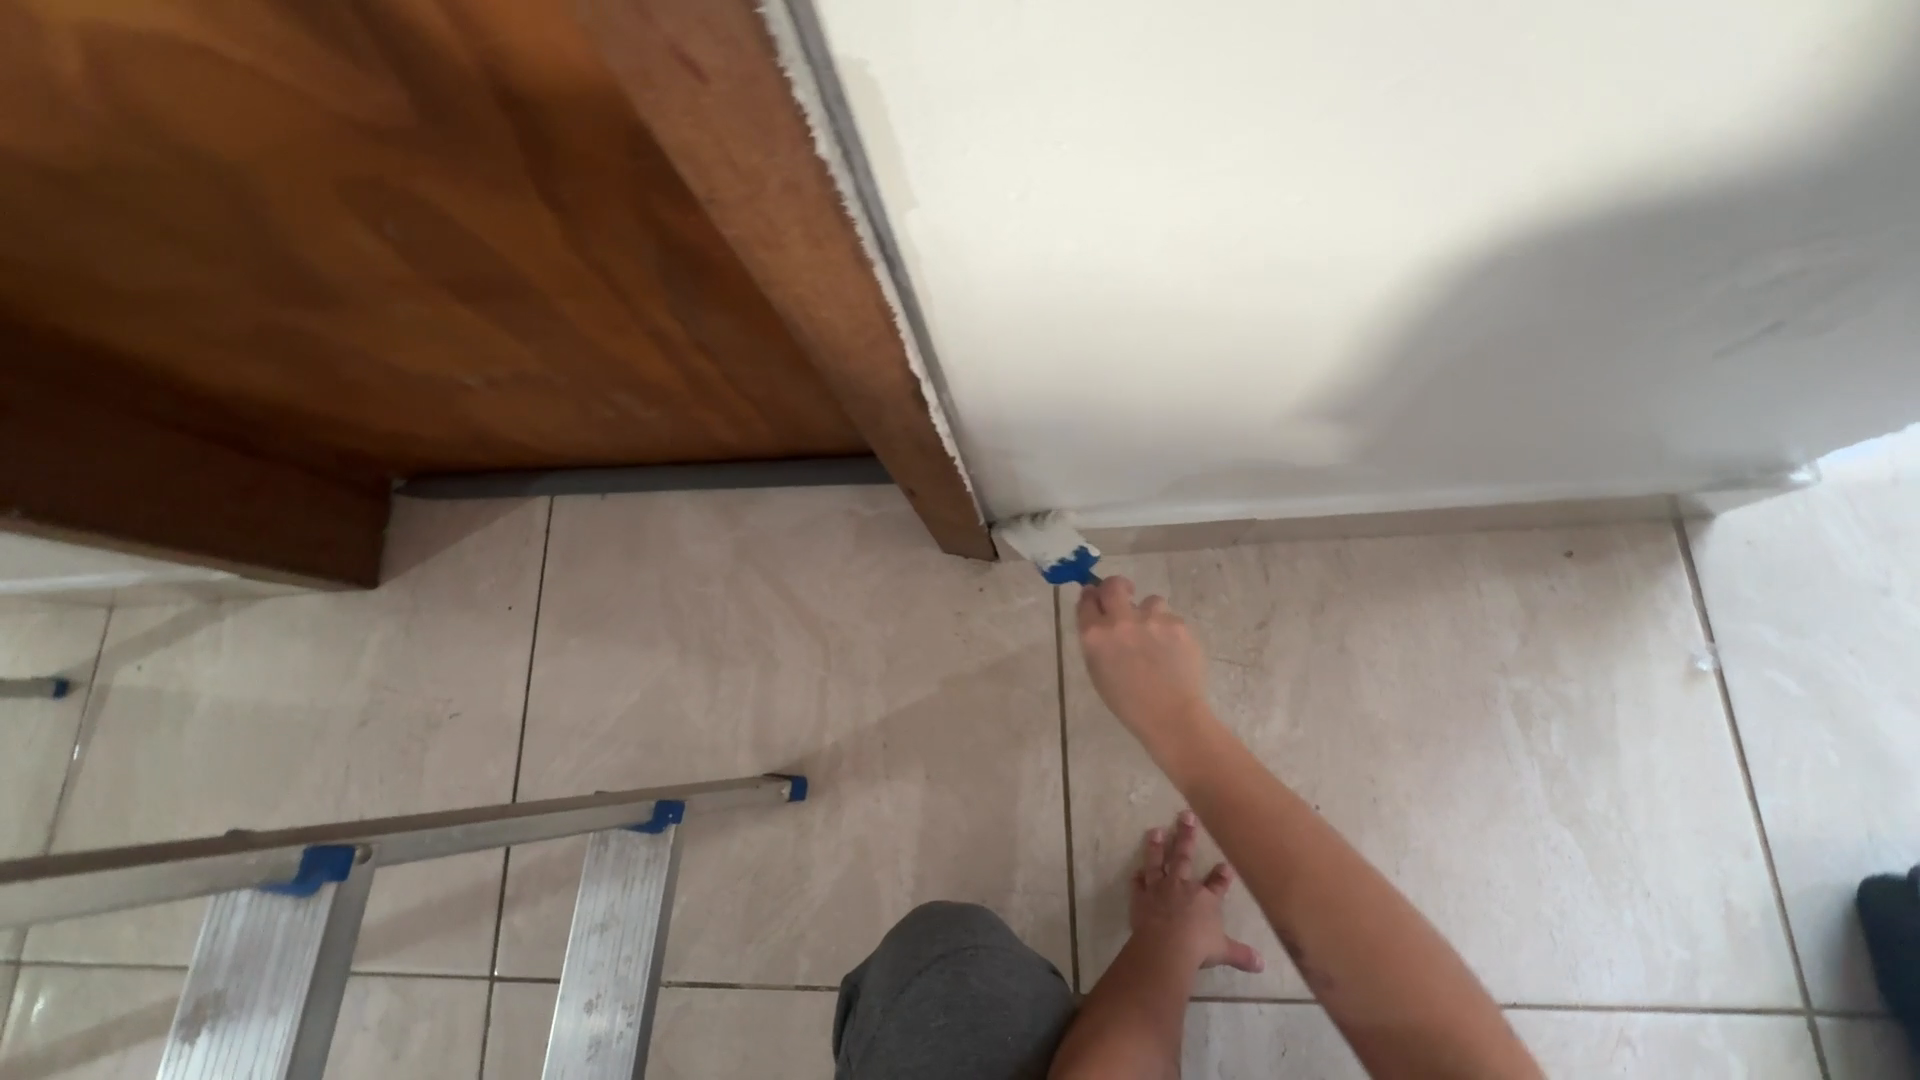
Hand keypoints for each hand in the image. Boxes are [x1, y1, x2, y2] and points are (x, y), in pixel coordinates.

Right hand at [1076, 577, 1211, 743]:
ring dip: (1149, 613)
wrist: (1171, 717)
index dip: (1092, 597)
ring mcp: (1152, 619)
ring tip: (1155, 637)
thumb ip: (1096, 641)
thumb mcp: (1098, 671)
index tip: (1097, 599)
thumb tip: (1100, 618)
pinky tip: (1172, 652)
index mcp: (1094, 635)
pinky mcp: (1178, 624)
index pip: (1087, 600)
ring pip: (1149, 600)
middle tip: (1123, 596)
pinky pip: (1170, 618)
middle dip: (1116, 587)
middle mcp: (1120, 620)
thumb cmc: (1128, 703)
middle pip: (1113, 585)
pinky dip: (1169, 630)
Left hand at [1131, 810, 1263, 973]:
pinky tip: (1137, 871)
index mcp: (1205, 899)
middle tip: (1185, 815)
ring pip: (1157, 862)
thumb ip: (1241, 954)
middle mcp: (1182, 886)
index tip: (1224, 865)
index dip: (1221, 875)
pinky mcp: (1141, 896)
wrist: (1166, 946)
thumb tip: (1262, 965)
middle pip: (1185, 856)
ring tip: (1156, 830)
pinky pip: (1138, 884)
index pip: (1217, 884)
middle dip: (1186, 835)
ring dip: (1156, 846)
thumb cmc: (1198, 947)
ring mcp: (1160, 888)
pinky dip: (1137, 877)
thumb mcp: (1224, 951)